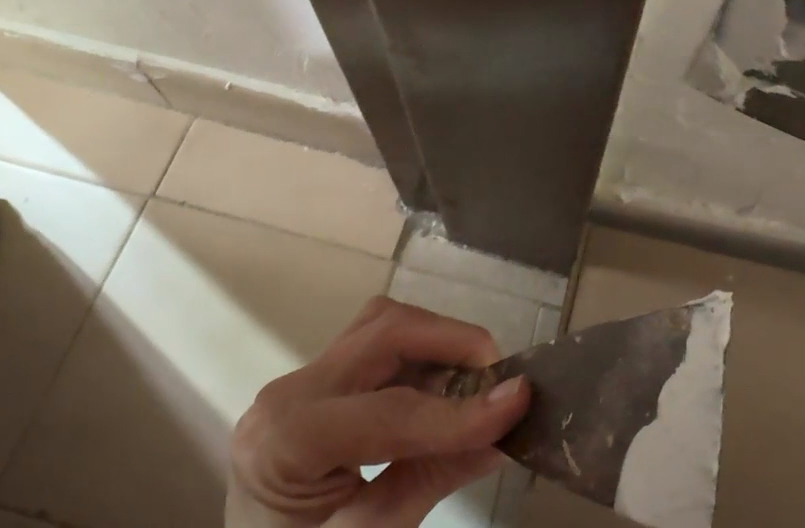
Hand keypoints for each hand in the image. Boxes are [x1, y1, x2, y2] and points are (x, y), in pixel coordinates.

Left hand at [228, 296, 531, 527]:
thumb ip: (434, 478)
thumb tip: (505, 431)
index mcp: (284, 441)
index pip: (387, 411)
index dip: (459, 408)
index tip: (520, 401)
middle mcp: (287, 393)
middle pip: (382, 332)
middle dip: (452, 343)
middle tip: (502, 375)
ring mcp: (299, 382)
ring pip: (380, 326)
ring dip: (439, 343)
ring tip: (479, 382)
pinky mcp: (317, 384)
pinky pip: (376, 349)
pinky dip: (422, 357)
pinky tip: (448, 389)